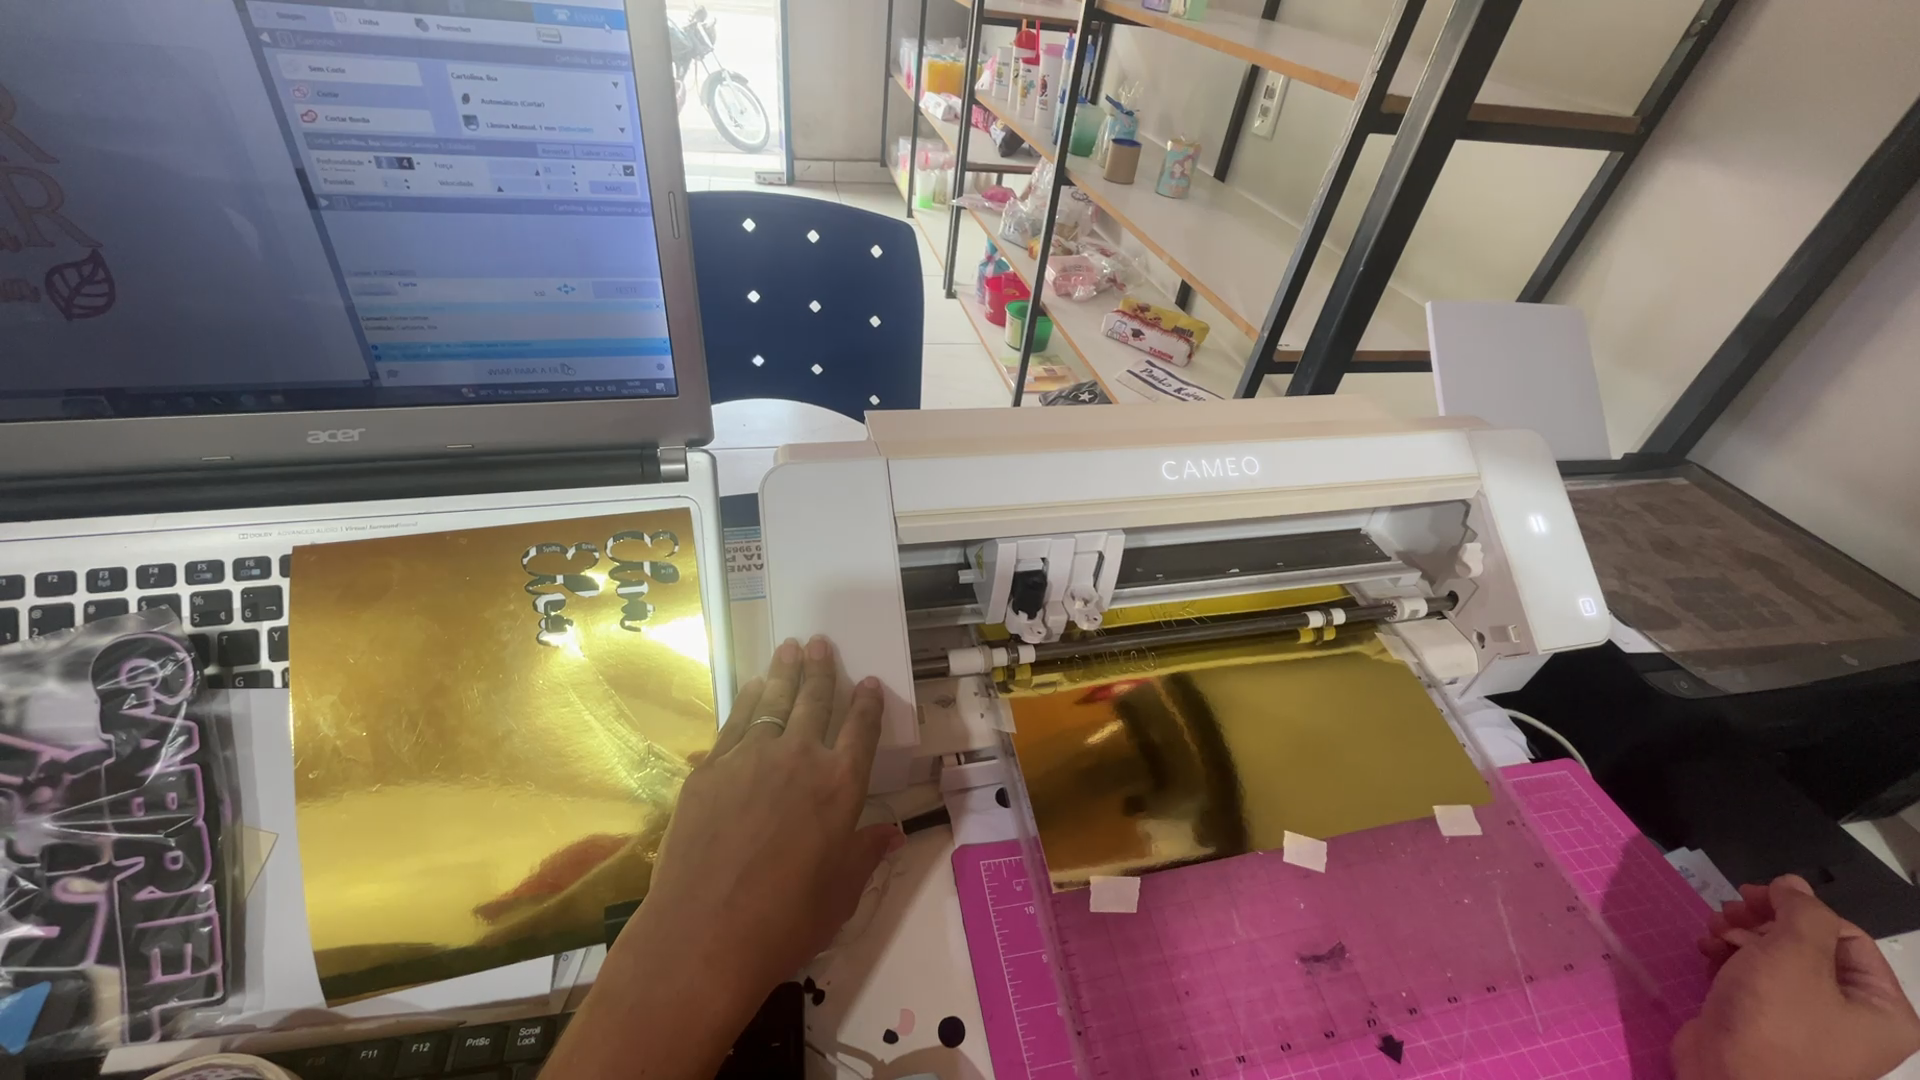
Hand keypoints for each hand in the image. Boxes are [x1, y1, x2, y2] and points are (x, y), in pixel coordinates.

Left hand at [547, 636, 900, 1079]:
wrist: (702, 934)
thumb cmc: (785, 921)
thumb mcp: (841, 894)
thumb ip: (867, 853)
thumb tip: (894, 832)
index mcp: (840, 786)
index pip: (861, 730)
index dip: (867, 703)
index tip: (868, 681)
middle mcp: (800, 759)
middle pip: (816, 701)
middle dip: (822, 670)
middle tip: (821, 642)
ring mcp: (751, 758)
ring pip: (774, 701)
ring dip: (785, 671)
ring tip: (791, 646)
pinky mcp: (711, 769)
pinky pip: (736, 722)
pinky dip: (749, 699)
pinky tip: (753, 687)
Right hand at [1673, 874, 1919, 1079]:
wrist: (1730, 1078)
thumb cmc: (1774, 1020)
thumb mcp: (1793, 957)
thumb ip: (1801, 913)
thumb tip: (1794, 884)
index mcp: (1880, 1007)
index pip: (1843, 935)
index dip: (1794, 908)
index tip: (1746, 895)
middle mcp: (1850, 1014)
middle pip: (1805, 944)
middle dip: (1760, 922)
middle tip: (1723, 912)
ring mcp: (1804, 1020)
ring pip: (1772, 957)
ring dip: (1737, 935)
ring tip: (1710, 935)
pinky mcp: (1762, 1020)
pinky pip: (1751, 977)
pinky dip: (1726, 957)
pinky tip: (1706, 953)